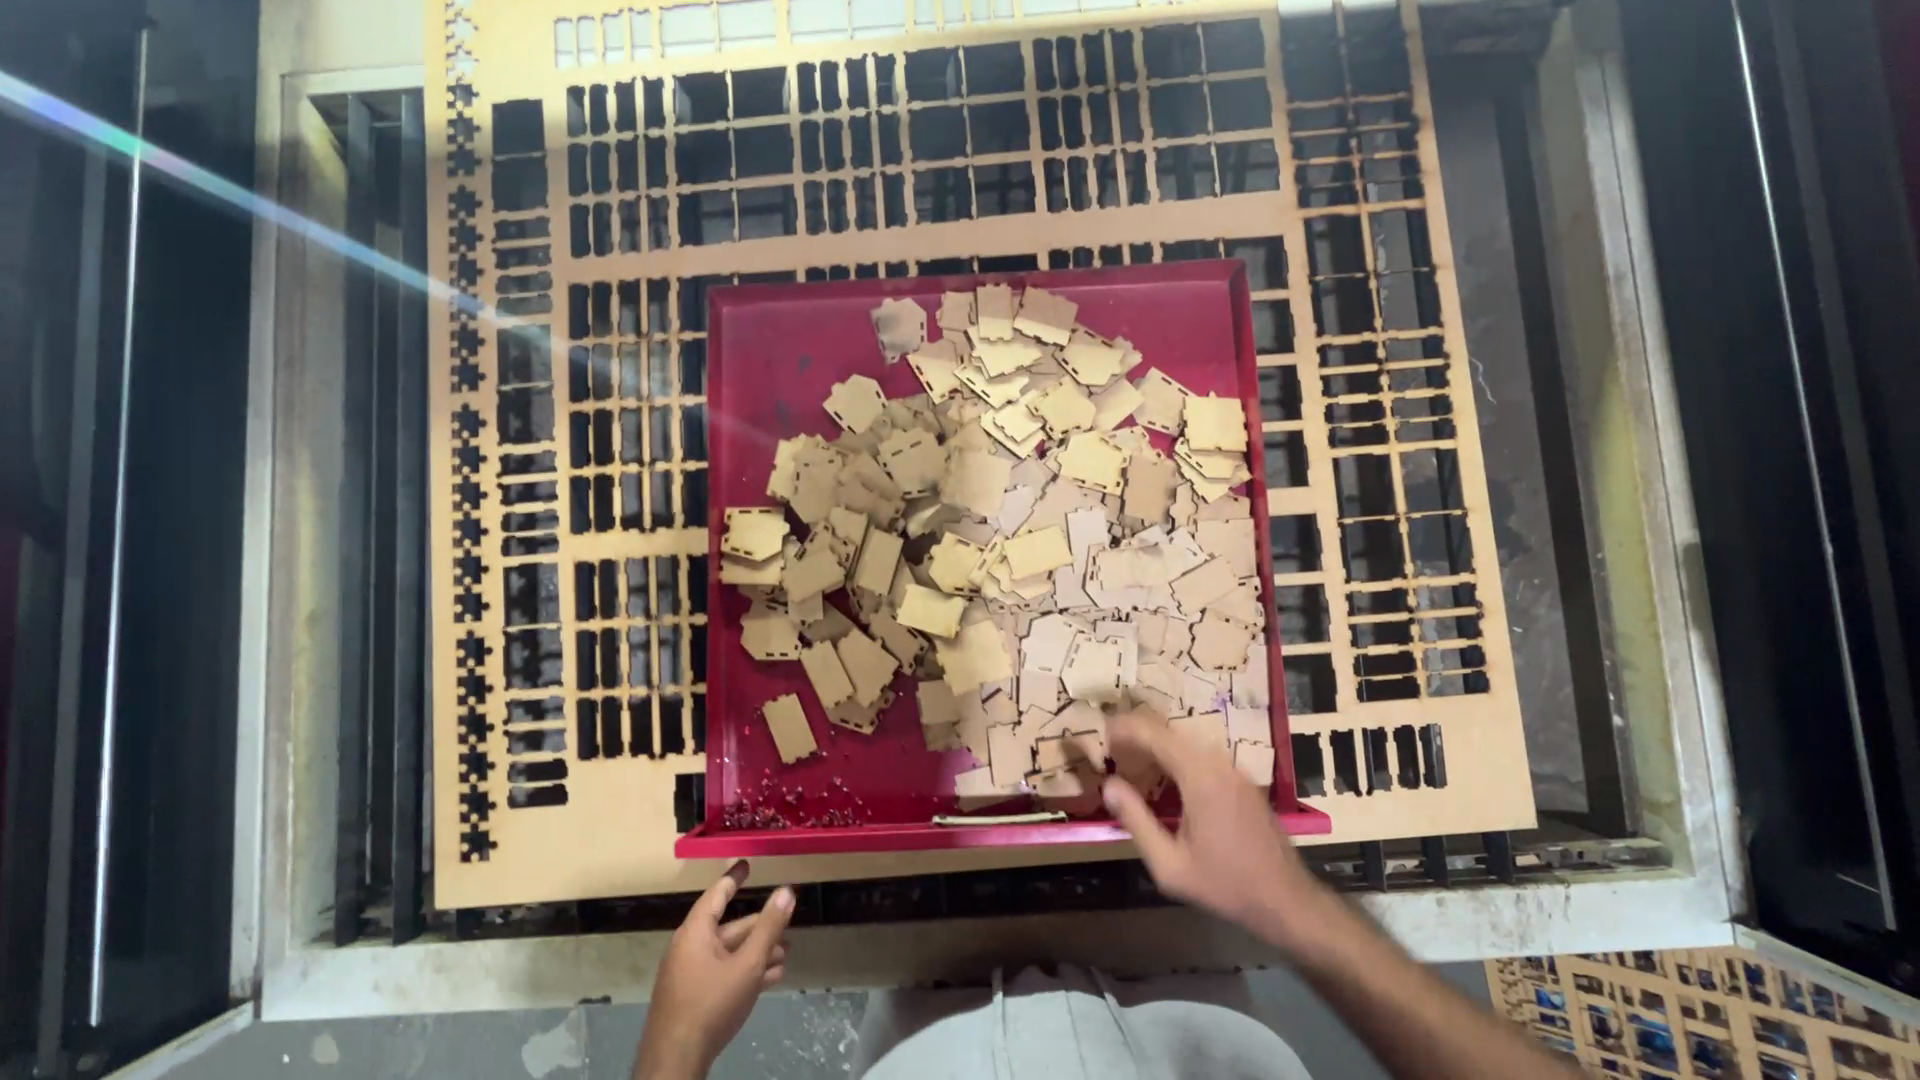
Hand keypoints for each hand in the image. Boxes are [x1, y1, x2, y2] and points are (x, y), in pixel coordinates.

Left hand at [635, 862, 794, 1079]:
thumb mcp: (747, 965)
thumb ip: (768, 928)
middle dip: (759, 927)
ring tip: (786, 954)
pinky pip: (722, 975)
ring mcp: (688, 976)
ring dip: (757, 952)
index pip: (717, 894)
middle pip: (728, 928)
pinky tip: (771, 978)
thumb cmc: (711, 1004)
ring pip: (728, 954)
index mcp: (695, 933)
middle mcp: (688, 949)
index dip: (734, 878)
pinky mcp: (692, 999)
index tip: (747, 864)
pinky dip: (745, 972)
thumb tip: (786, 891)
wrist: (674, 1063)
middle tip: (786, 923)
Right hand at [1102, 710, 1331, 954]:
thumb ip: (1136, 821)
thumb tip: (1109, 785)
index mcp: (1200, 778)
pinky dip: (1179, 755)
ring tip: (1132, 757)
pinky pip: (1204, 756)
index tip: (1101, 731)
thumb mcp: (1169, 864)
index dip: (1126, 728)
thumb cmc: (1224, 886)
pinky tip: (1166, 776)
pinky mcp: (1244, 782)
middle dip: (1140, 732)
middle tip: (1111, 745)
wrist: (1286, 900)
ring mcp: (1236, 772)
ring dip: (1159, 743)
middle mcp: (1220, 765)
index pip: (1156, 736)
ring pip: (1190, 742)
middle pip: (1173, 732)